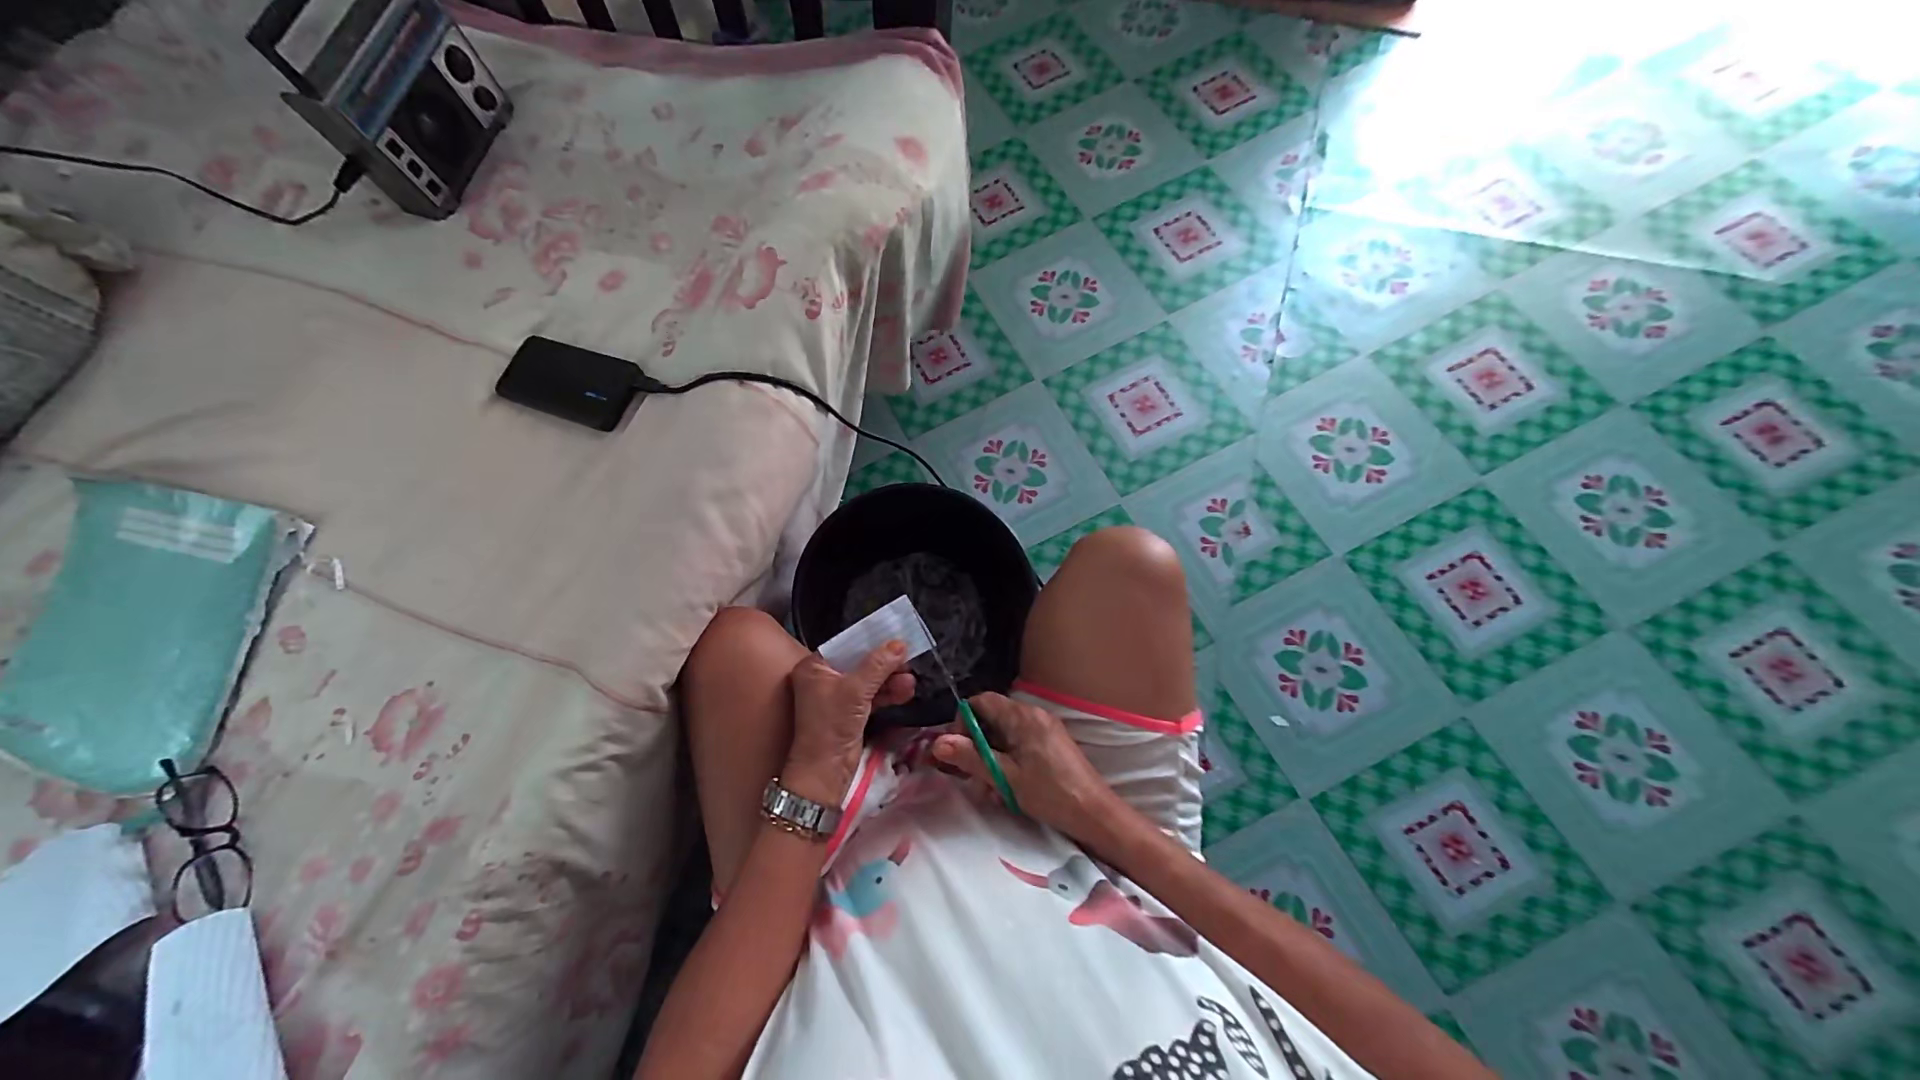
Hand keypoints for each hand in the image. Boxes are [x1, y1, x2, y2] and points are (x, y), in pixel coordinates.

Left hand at [783, 642, 914, 803]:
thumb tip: (900, 644)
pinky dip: (888, 693)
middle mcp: (823, 678)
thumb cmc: (831, 725)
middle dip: (885, 662)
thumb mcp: (856, 690)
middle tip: (908, 658)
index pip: (845, 644)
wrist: (825, 772)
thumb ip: (878, 665)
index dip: (870, 639)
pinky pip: (871, 695)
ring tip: (910, 679)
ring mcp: (837, 697)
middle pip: (859, 661)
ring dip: (890, 679)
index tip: (894, 634)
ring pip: (868, 679)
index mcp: (814, 667)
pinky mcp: (849, 713)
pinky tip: (906, 691)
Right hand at [930, 692, 1121, 844]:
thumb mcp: (1005, 778)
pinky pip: (1020, 744)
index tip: (957, 750)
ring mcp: (1045, 729)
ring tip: (991, 790)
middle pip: (992, 718)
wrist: (1095, 814)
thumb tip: (937, 743)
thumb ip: (971, 757)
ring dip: (991, 759)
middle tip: (971, 777)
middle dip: (976, 746)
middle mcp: (1034, 714)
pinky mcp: (1052, 744)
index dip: (963, 722)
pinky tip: (1008, 790)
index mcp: (1022, 716)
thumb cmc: (1050, 793)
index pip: (981, 701)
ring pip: (1005, 735)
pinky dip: (1008, 762)